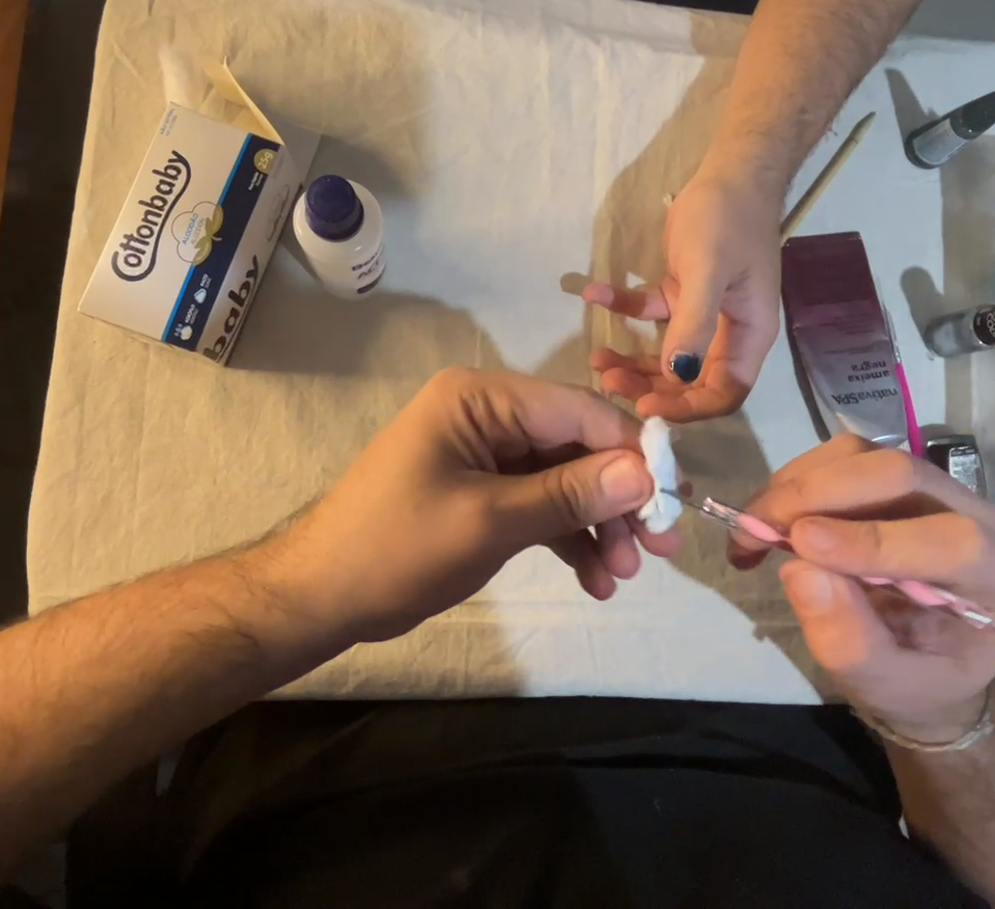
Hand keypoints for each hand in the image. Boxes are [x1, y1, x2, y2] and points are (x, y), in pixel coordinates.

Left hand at [248, 368, 681, 644]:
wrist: (322, 597)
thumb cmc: (396, 548)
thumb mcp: (489, 522)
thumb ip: (569, 494)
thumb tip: (646, 474)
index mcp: (482, 398)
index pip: (578, 410)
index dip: (631, 452)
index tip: (672, 501)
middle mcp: (489, 415)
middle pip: (577, 445)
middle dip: (617, 497)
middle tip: (658, 549)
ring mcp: (487, 454)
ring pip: (565, 480)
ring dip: (598, 525)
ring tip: (622, 577)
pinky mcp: (485, 491)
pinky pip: (542, 505)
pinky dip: (569, 538)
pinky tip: (595, 579)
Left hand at [582, 173, 780, 421]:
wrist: (730, 172)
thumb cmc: (727, 220)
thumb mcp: (709, 270)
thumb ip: (694, 324)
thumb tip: (676, 375)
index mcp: (748, 337)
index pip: (723, 394)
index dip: (688, 409)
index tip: (647, 407)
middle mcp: (727, 334)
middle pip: (689, 381)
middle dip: (650, 388)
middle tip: (609, 382)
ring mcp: (702, 316)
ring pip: (664, 356)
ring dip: (632, 362)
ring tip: (597, 358)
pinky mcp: (679, 294)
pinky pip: (649, 315)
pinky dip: (624, 310)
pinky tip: (594, 294)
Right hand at [737, 435, 994, 740]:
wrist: (919, 661)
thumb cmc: (914, 681)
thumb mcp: (884, 686)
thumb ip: (849, 640)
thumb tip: (799, 570)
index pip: (952, 541)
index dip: (874, 539)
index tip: (800, 545)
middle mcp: (981, 520)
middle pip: (901, 475)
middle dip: (820, 494)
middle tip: (758, 527)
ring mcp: (937, 491)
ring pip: (865, 455)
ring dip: (799, 483)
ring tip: (755, 526)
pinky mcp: (895, 479)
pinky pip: (843, 457)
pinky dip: (795, 479)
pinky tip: (770, 517)